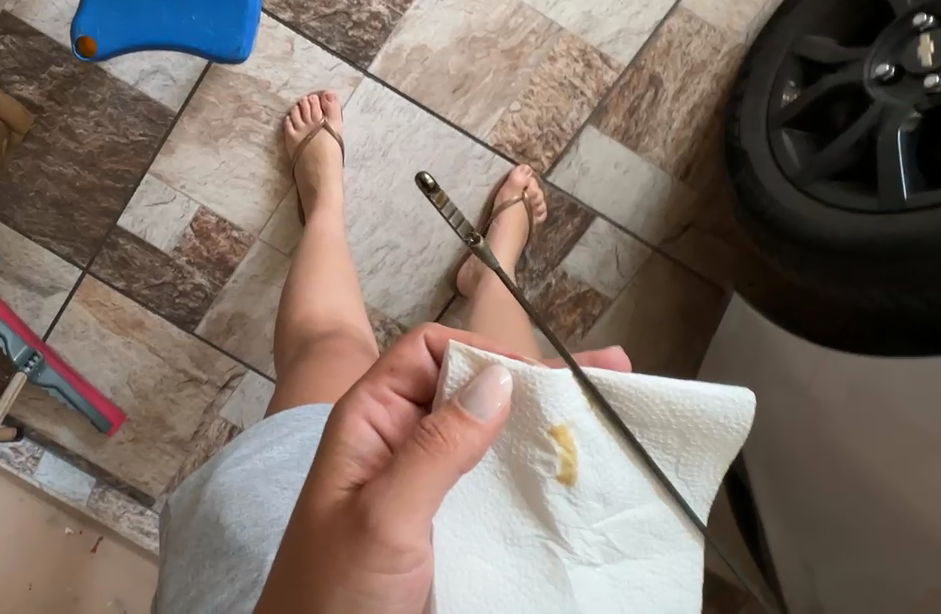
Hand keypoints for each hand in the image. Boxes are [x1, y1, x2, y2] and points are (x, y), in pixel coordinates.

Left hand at [255, 324, 631, 613]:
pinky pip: (491, 479)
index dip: (482, 353)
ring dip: (538, 421)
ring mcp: (424, 479)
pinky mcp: (445, 520)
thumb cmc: (336, 587)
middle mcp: (399, 436)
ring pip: (485, 432)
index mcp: (371, 416)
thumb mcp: (385, 515)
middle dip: (529, 378)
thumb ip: (437, 448)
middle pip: (465, 386)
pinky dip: (530, 468)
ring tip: (602, 415)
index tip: (542, 377)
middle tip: (604, 373)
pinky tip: (572, 472)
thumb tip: (498, 378)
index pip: (427, 352)